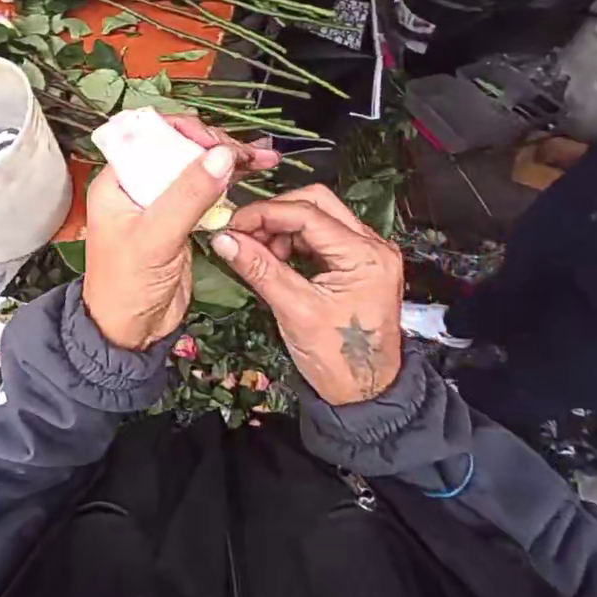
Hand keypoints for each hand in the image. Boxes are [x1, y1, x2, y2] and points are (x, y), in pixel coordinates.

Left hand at [82, 117, 279, 349]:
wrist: (131, 330)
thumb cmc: (125, 285)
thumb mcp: (155, 237)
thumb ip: (188, 196)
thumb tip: (221, 155)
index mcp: (117, 181)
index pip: (149, 136)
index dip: (184, 132)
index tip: (215, 142)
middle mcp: (138, 185)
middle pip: (179, 148)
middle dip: (214, 144)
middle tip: (246, 154)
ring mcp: (161, 202)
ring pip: (197, 167)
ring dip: (228, 160)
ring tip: (262, 158)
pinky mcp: (181, 219)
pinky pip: (207, 191)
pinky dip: (230, 182)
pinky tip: (253, 172)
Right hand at [206, 185, 404, 405]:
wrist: (364, 393)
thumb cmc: (337, 358)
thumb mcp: (293, 310)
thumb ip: (259, 269)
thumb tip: (224, 239)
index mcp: (365, 255)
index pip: (307, 213)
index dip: (264, 214)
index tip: (233, 224)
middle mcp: (372, 246)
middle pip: (316, 203)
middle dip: (275, 214)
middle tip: (245, 233)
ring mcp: (366, 253)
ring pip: (317, 216)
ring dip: (283, 228)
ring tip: (260, 253)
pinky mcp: (356, 263)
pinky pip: (320, 236)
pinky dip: (293, 241)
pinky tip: (276, 259)